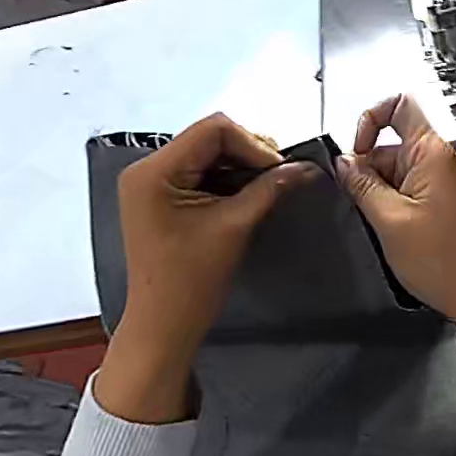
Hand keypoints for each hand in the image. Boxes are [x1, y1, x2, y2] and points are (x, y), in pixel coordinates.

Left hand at [94, 112, 317, 423]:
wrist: (163, 326)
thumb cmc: (192, 280)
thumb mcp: (235, 226)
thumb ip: (270, 188)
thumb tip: (307, 166)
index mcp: (155, 171)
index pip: (214, 130)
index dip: (253, 144)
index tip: (279, 170)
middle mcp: (149, 167)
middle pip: (212, 136)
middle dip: (250, 152)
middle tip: (279, 176)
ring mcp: (154, 181)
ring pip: (211, 150)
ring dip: (243, 163)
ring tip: (268, 183)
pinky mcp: (164, 193)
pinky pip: (204, 168)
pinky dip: (230, 175)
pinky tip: (250, 190)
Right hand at [336, 95, 455, 327]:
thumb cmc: (446, 260)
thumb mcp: (388, 219)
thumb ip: (361, 185)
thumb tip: (343, 163)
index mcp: (431, 152)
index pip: (399, 104)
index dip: (371, 118)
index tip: (357, 149)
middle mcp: (437, 159)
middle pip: (389, 142)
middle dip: (367, 168)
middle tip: (363, 200)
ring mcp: (437, 178)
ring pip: (392, 167)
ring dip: (377, 190)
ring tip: (382, 222)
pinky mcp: (435, 197)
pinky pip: (402, 186)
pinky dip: (387, 203)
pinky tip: (389, 228)